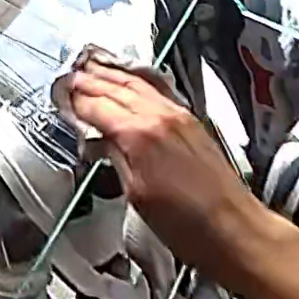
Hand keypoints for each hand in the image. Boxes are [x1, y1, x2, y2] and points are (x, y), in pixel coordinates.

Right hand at [62, 61, 268, 293]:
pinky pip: (154, 86)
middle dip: (87, 80)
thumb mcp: (137, 196)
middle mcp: (157, 115)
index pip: (97, 106)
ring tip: (89, 65)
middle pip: (113, 87)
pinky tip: (126, 74)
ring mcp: (175, 112)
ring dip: (108, 72)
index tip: (60, 96)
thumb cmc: (189, 227)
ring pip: (134, 81)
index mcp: (139, 135)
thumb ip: (114, 157)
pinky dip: (134, 77)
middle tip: (67, 76)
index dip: (75, 100)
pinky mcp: (188, 117)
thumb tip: (98, 137)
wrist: (237, 232)